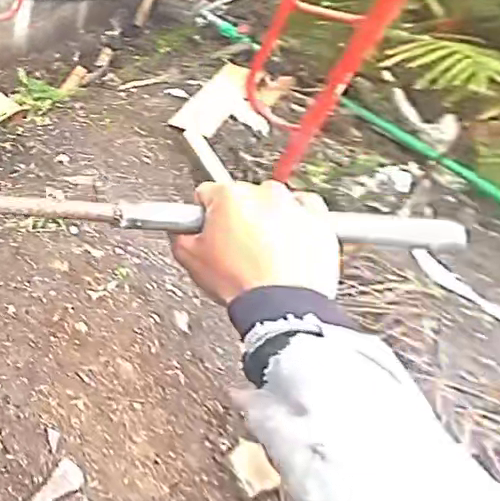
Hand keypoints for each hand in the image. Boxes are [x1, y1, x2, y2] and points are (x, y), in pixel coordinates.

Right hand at [171, 181, 339, 302]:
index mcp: (228, 197)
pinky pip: (306, 211)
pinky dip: (298, 221)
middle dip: (238, 217)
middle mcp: (262, 193)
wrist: (282, 307)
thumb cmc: (240, 282)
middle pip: (242, 197)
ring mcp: (294, 206)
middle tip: (237, 246)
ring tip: (265, 249)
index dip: (205, 214)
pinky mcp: (319, 222)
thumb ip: (179, 235)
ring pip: (274, 202)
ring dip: (268, 217)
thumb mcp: (189, 259)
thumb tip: (181, 229)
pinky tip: (289, 242)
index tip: (210, 229)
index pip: (207, 193)